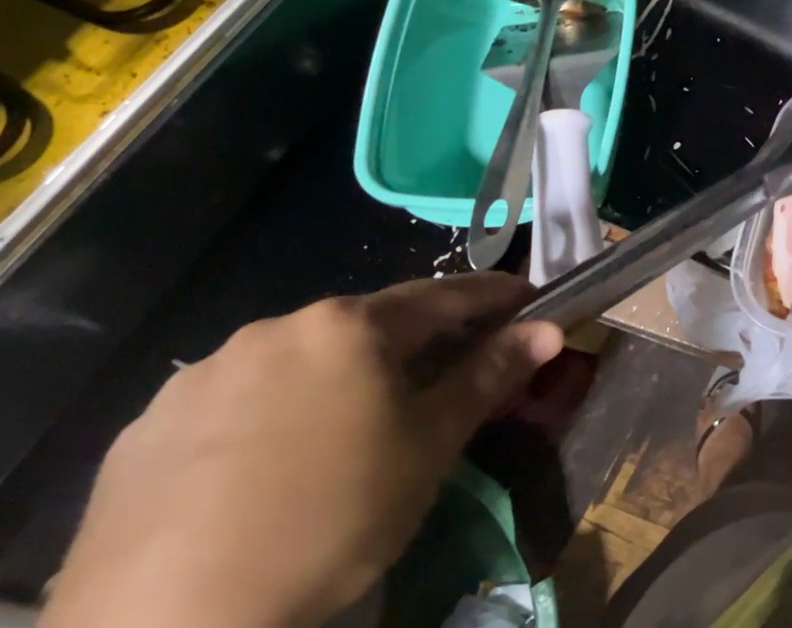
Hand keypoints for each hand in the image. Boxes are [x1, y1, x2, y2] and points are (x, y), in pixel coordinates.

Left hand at [43, 273, 564, 627]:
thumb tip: (548, 328)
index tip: (527, 299)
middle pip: (365, 325)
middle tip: (447, 374)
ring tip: (354, 427)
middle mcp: (273, 331)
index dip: (493, 296)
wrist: (169, 619)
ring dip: (339, 377)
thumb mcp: (431, 445)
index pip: (442, 295)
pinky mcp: (145, 429)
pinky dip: (274, 414)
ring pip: (297, 362)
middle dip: (413, 343)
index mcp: (348, 327)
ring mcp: (200, 376)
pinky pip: (235, 403)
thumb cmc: (333, 515)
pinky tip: (275, 464)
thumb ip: (489, 376)